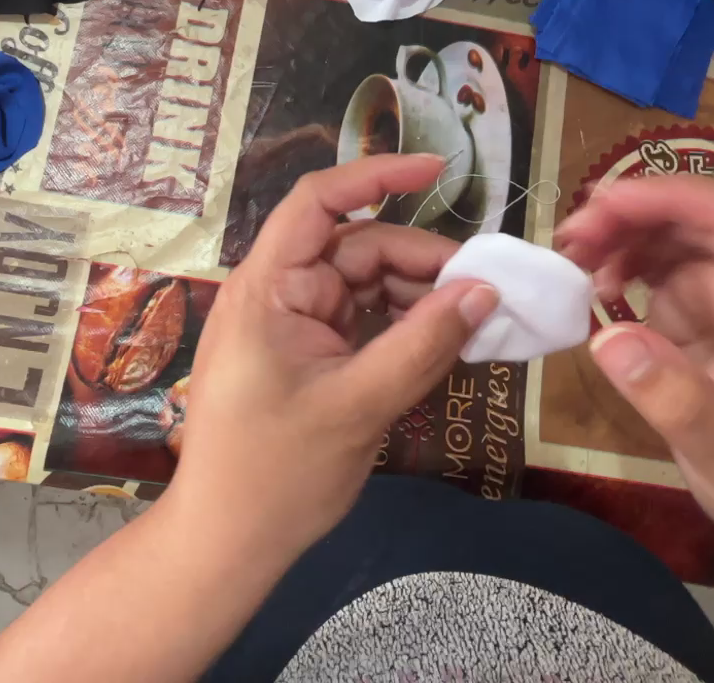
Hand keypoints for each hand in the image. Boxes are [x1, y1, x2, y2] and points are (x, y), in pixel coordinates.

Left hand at [166, 154, 500, 555]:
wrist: (229, 544)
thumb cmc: (277, 473)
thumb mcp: (359, 405)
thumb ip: (424, 344)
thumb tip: (484, 292)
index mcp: (269, 286)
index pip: (318, 202)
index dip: (376, 175)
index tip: (438, 171)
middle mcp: (279, 290)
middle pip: (358, 247)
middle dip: (420, 262)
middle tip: (483, 292)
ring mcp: (295, 319)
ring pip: (367, 283)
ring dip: (418, 296)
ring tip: (472, 321)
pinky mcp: (310, 348)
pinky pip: (364, 317)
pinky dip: (402, 325)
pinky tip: (442, 339)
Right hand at [554, 174, 713, 564]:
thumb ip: (673, 397)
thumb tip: (605, 338)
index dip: (672, 195)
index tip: (605, 203)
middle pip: (695, 219)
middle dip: (631, 214)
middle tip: (570, 236)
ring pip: (671, 239)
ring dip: (621, 236)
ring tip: (571, 256)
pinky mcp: (703, 321)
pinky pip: (658, 274)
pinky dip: (622, 268)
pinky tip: (596, 289)